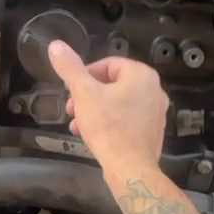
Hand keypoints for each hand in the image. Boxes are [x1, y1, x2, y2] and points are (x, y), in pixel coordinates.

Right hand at [47, 41, 168, 172]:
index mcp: (142, 75)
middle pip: (113, 85)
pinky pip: (128, 120)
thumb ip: (70, 68)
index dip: (85, 76)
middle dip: (88, 97)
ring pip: (119, 104)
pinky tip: (95, 136)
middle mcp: (155, 90)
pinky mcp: (153, 132)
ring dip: (95, 111)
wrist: (129, 168)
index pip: (108, 65)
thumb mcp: (84, 94)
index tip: (71, 92)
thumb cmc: (107, 127)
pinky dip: (110, 124)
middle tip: (71, 111)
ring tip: (78, 126)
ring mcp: (157, 112)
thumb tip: (56, 45)